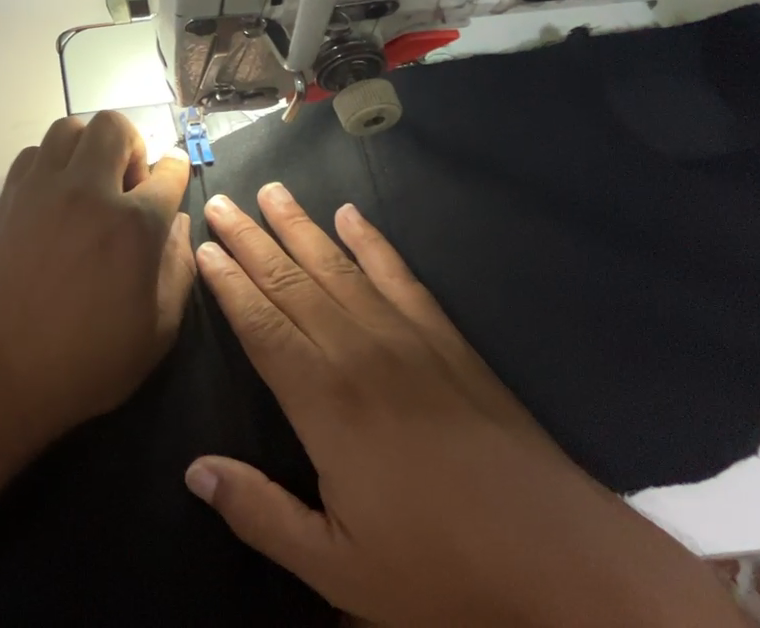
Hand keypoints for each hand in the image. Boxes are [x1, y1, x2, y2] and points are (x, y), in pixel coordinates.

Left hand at [0, 112, 194, 450]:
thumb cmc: (86, 362)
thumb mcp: (157, 331)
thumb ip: (179, 270)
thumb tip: (177, 224)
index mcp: (134, 225)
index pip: (168, 172)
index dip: (177, 170)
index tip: (173, 177)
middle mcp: (88, 192)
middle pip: (115, 127)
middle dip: (133, 146)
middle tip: (129, 185)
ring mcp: (42, 189)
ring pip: (70, 127)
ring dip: (89, 145)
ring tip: (91, 182)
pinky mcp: (8, 197)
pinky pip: (34, 152)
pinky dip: (52, 161)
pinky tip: (56, 196)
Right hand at [187, 185, 749, 627]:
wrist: (565, 563)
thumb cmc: (441, 567)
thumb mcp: (336, 566)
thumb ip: (259, 513)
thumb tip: (194, 470)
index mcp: (325, 403)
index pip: (262, 326)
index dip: (229, 285)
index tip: (203, 247)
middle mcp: (360, 355)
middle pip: (294, 284)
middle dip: (252, 241)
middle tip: (222, 202)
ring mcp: (410, 342)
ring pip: (341, 270)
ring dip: (302, 229)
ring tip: (273, 192)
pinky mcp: (450, 344)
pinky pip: (402, 278)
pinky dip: (375, 245)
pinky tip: (354, 218)